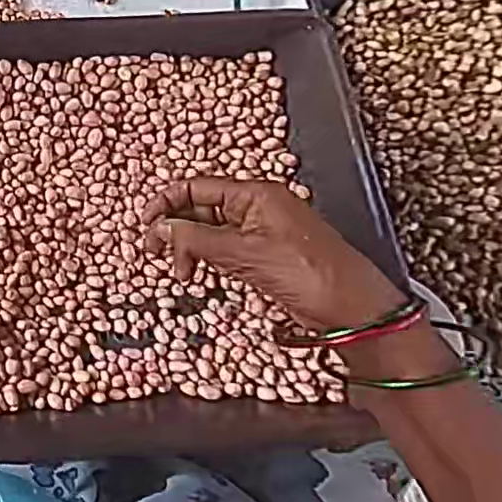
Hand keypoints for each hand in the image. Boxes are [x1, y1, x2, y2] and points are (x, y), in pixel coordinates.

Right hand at [142, 178, 404, 330]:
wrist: (355, 313)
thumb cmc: (310, 275)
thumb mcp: (244, 253)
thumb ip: (195, 239)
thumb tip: (160, 229)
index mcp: (254, 195)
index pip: (194, 188)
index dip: (164, 204)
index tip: (146, 225)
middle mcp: (254, 208)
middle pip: (196, 208)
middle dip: (173, 230)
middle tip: (157, 253)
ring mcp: (257, 232)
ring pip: (205, 231)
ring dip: (186, 249)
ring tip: (182, 272)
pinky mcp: (259, 255)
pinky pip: (219, 249)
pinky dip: (202, 260)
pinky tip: (197, 275)